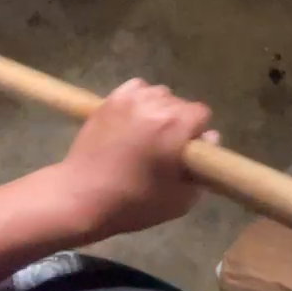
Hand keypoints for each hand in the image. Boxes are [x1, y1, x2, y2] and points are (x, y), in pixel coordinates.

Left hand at [48, 79, 217, 239]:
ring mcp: (129, 98)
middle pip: (180, 103)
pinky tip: (133, 119)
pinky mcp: (110, 99)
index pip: (202, 113)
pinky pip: (136, 88)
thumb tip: (207, 141)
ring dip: (160, 110)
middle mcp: (155, 104)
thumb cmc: (135, 202)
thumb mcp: (180, 199)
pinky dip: (140, 99)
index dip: (199, 132)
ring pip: (158, 94)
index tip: (190, 150)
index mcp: (175, 125)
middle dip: (180, 122)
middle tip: (168, 146)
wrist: (84, 194)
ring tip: (148, 133)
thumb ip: (201, 169)